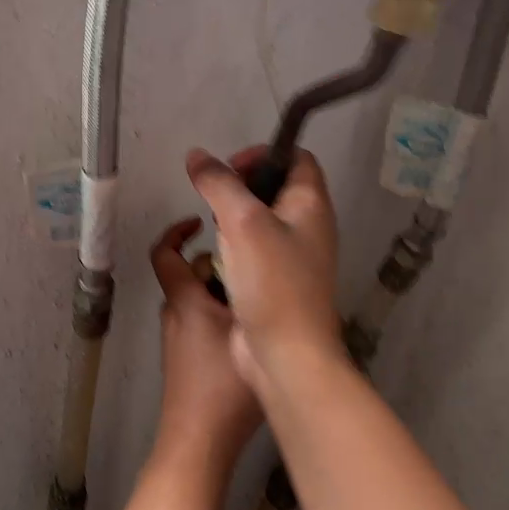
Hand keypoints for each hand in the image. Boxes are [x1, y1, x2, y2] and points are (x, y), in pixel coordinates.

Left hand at [145, 216, 263, 473]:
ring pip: (199, 302)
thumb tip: (268, 275)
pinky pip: (202, 326)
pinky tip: (255, 334)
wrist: (198, 442)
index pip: (165, 253)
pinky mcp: (186, 363)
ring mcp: (178, 341)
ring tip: (263, 297)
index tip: (201, 220)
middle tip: (254, 264)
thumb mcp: (248, 334)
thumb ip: (256, 304)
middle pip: (190, 276)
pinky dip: (222, 319)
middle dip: (219, 265)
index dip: (177, 231)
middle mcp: (175, 314)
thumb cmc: (223, 385)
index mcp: (183, 299)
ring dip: (225, 294)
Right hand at [185, 146, 343, 385]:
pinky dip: (234, 246)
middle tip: (215, 198)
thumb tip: (197, 157)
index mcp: (311, 206)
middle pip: (276, 187)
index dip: (263, 153)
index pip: (297, 158)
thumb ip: (218, 183)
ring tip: (214, 228)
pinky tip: (218, 258)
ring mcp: (294, 257)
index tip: (230, 168)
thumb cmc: (272, 283)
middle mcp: (309, 227)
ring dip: (234, 217)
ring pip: (262, 220)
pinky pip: (254, 250)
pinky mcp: (277, 282)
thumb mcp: (241, 222)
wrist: (286, 356)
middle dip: (242, 184)